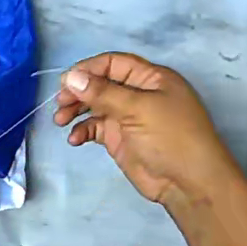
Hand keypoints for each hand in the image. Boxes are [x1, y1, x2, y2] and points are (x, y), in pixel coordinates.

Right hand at [52, 52, 243, 208]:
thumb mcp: (138, 109)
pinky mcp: (119, 139)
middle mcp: (137, 94)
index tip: (66, 82)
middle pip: (100, 84)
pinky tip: (75, 140)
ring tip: (60, 121)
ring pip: (94, 106)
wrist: (187, 182)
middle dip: (78, 91)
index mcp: (150, 78)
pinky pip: (94, 128)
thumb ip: (102, 92)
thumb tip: (71, 77)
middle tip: (60, 103)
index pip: (114, 63)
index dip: (89, 69)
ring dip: (76, 111)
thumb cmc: (171, 137)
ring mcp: (127, 117)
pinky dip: (82, 131)